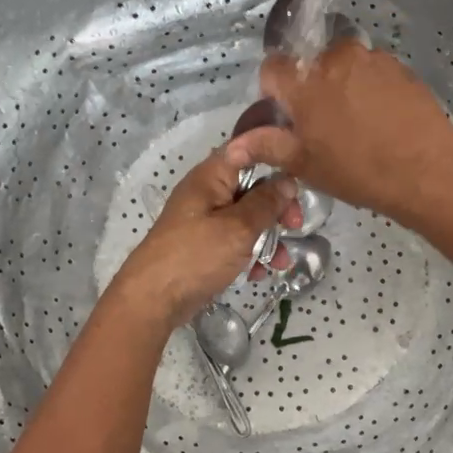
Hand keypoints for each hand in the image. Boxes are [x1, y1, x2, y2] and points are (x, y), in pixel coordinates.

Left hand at [107, 144, 300, 333]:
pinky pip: (234, 243)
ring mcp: (204, 222)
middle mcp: (207, 194)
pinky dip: (249, 255)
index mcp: (211, 177)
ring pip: (246, 221)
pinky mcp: (203, 248)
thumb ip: (266, 204)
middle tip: (295, 227)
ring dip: (267, 239)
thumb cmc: (196, 256)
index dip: (275, 162)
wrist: (153, 300)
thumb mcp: (238, 228)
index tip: (298, 183)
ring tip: (281, 263)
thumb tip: (288, 182)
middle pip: (251, 189)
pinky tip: (259, 274)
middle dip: (276, 209)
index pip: (247, 152)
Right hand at [251, 40, 452, 225]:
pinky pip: (369, 72)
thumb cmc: (359, 171)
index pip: (272, 68)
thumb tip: (232, 147)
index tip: (289, 120)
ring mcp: (370, 58)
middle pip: (309, 65)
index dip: (275, 94)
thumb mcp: (306, 164)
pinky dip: (367, 90)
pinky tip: (380, 121)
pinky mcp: (398, 65)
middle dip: (310, 91)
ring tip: (356, 127)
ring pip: (340, 67)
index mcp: (304, 80)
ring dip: (340, 89)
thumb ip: (266, 146)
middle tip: (324, 130)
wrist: (426, 169)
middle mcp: (334, 58)